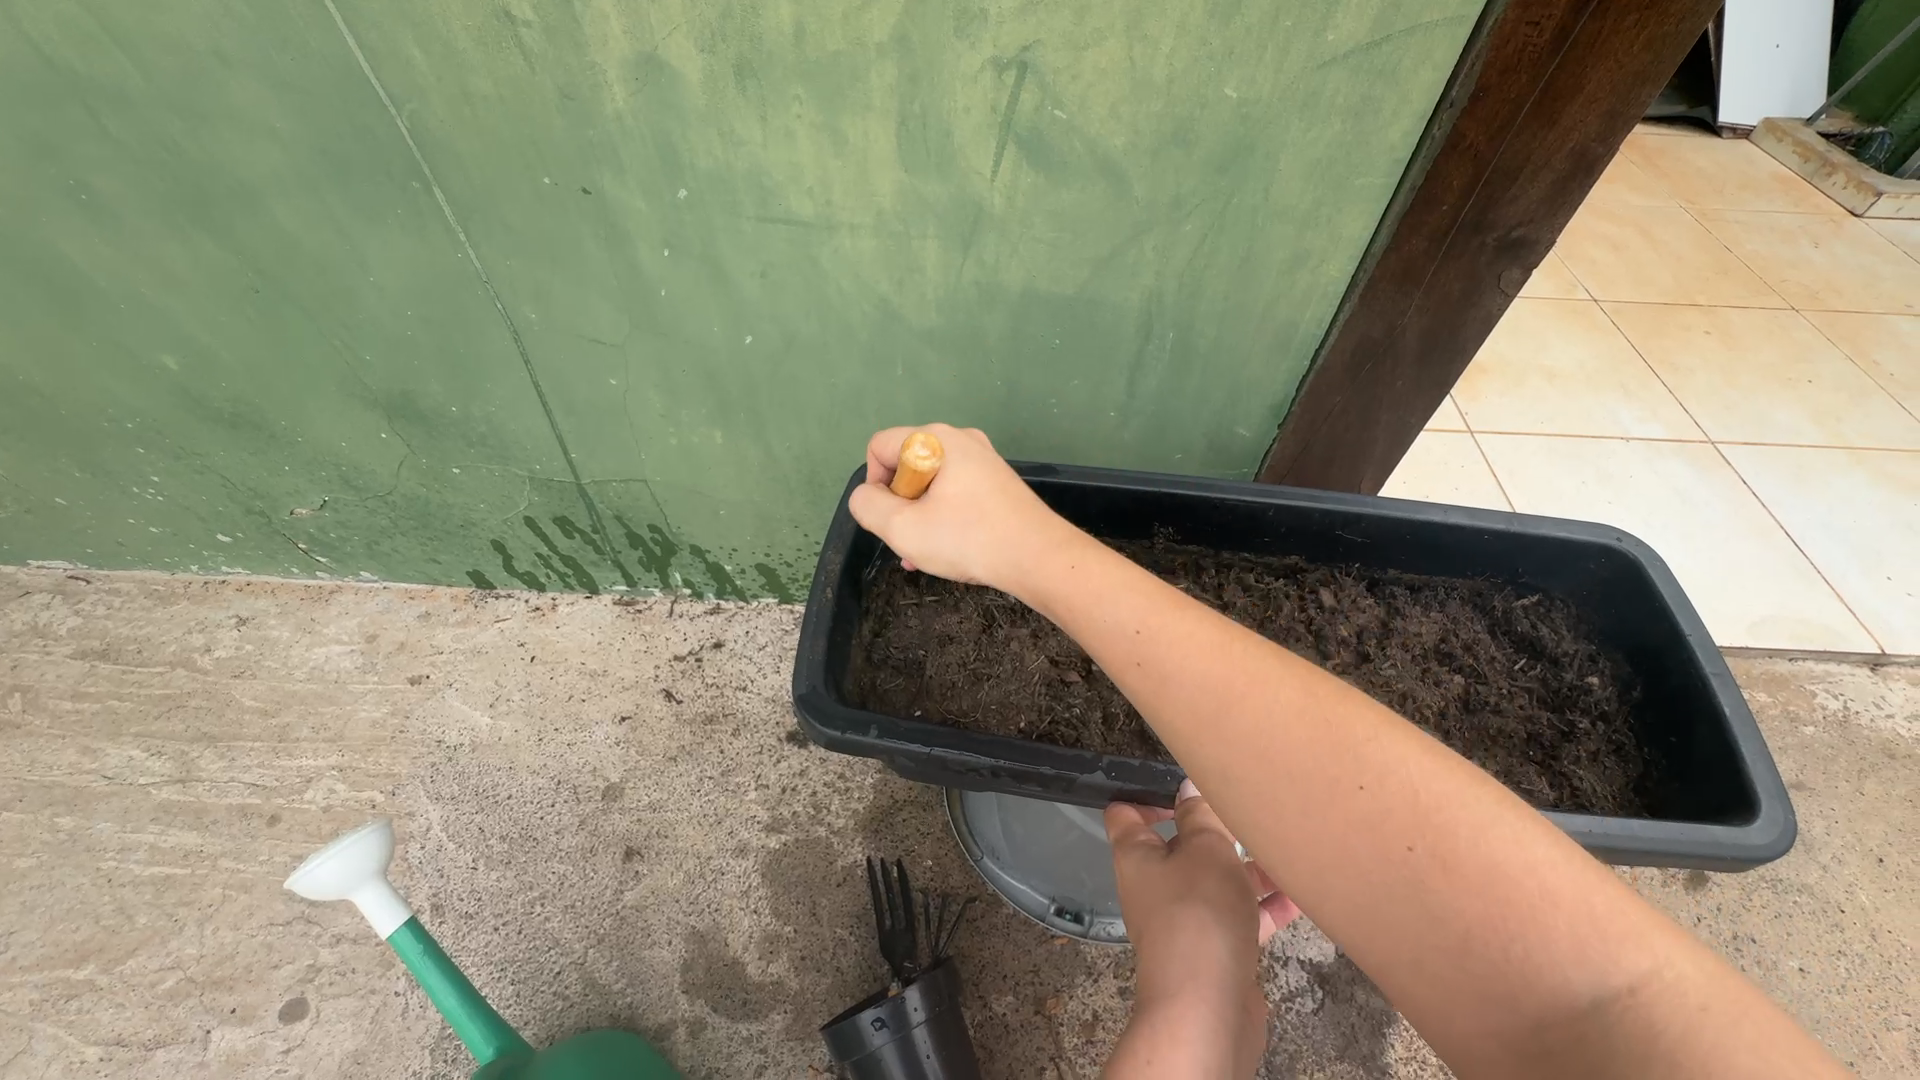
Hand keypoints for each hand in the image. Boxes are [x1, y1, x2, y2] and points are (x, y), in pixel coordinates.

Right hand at [847, 424, 1073, 590]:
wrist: (1038, 557)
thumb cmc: (968, 540)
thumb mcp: (902, 528)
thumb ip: (868, 506)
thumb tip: (866, 495)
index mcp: (937, 439)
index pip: (880, 447)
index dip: (874, 485)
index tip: (891, 518)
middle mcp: (961, 439)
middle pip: (906, 465)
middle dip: (900, 505)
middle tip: (911, 539)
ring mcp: (983, 459)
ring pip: (931, 484)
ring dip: (920, 517)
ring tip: (926, 554)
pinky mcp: (997, 481)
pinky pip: (955, 492)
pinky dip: (944, 517)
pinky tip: (947, 551)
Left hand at [1103, 781, 1299, 1078]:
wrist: (1206, 1008)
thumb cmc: (1198, 913)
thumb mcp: (1204, 850)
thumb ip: (1200, 814)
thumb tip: (1187, 787)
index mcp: (1136, 854)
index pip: (1127, 811)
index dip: (1148, 793)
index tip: (1186, 782)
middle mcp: (1153, 884)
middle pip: (1181, 845)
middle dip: (1214, 830)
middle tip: (1250, 809)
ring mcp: (1182, 918)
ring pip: (1214, 881)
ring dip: (1247, 867)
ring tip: (1285, 847)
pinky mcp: (1212, 949)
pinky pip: (1237, 916)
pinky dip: (1264, 905)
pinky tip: (1300, 895)